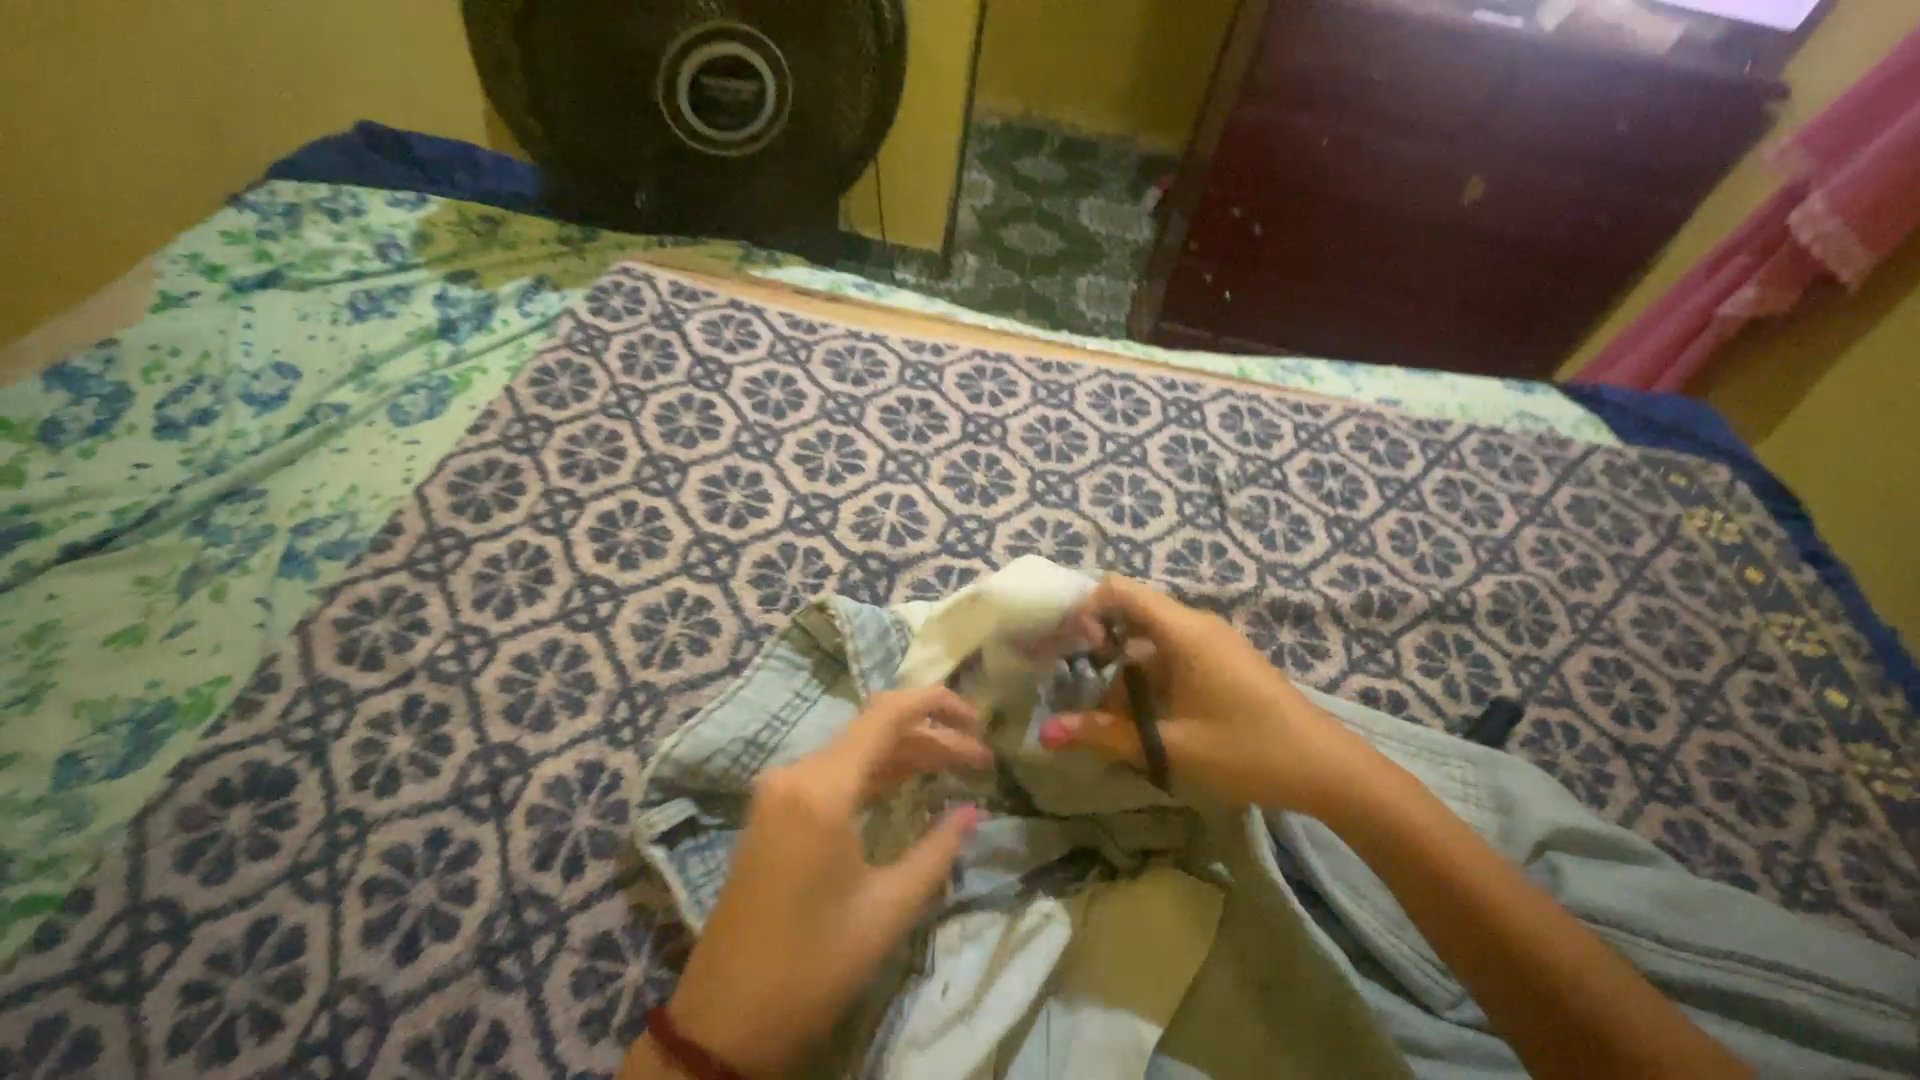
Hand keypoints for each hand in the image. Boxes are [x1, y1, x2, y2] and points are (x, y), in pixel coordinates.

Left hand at [640, 686, 990, 1076]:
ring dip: (907, 757)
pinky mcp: (773, 813)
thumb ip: (938, 850)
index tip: (981, 721)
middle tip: (983, 762)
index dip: (938, 703)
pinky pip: (833, 776)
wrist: (728, 1017)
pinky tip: (911, 786)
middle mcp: (796, 775)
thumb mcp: (889, 908)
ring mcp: (779, 793)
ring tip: (960, 771)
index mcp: (822, 789)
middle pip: (875, 732)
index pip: (887, 713)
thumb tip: (973, 811)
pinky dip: (876, 776)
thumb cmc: (814, 964)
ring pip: (855, 753)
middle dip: (933, 739)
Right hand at [1040, 576, 1387, 815]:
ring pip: (1148, 649)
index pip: (1118, 590)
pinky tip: (1143, 729)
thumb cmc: (1248, 750)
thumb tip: (1046, 734)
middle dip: (1096, 656)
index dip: (1083, 610)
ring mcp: (1212, 646)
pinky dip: (1148, 689)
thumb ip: (1104, 735)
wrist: (1327, 770)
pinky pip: (1170, 663)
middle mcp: (1195, 627)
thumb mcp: (1171, 746)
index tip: (1066, 651)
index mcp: (1183, 632)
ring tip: (1106, 728)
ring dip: (1123, 682)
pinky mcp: (1221, 666)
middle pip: (1129, 621)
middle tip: (1070, 693)